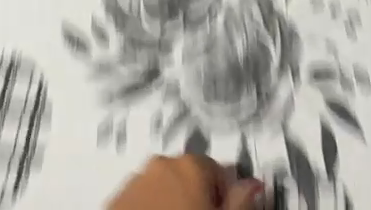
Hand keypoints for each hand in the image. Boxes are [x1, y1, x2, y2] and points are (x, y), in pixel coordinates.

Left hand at [106, 155, 263, 209]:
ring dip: (172, 201)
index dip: (225, 195)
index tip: (224, 209)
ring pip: (164, 185)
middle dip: (198, 196)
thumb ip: (241, 200)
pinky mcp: (116, 198)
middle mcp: (162, 164)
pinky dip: (149, 207)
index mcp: (192, 165)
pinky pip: (141, 197)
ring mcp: (136, 179)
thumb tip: (254, 186)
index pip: (221, 170)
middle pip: (191, 174)